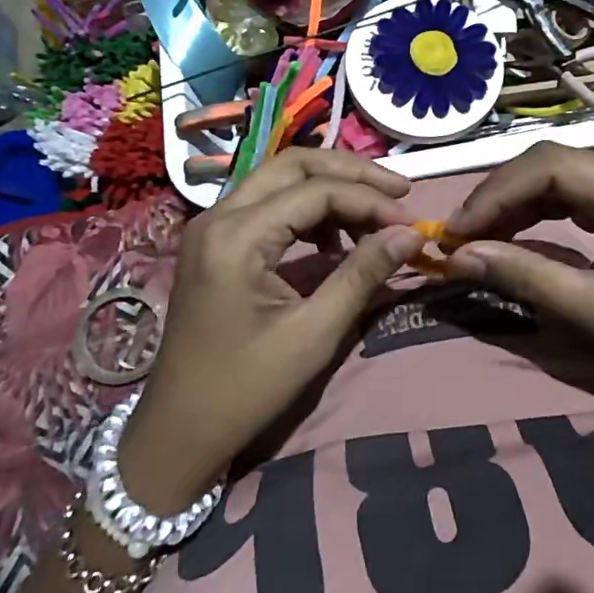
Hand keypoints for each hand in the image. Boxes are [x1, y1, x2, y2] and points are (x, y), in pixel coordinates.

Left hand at [119, 149, 425, 510]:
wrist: (180, 428)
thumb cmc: (247, 387)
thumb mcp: (314, 333)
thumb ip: (362, 274)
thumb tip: (409, 234)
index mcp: (236, 236)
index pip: (316, 191)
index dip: (370, 200)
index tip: (412, 222)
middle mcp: (218, 215)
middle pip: (294, 164)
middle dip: (352, 173)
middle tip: (399, 189)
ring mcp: (213, 226)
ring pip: (280, 179)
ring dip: (331, 187)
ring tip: (375, 213)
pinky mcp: (217, 242)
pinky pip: (269, 205)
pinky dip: (308, 210)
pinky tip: (336, 239)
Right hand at [444, 144, 593, 403]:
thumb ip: (526, 277)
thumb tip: (457, 256)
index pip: (551, 165)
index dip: (495, 193)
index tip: (455, 231)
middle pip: (552, 162)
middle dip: (499, 196)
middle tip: (459, 237)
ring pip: (560, 171)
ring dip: (515, 201)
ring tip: (477, 237)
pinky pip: (578, 188)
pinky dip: (540, 208)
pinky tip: (513, 231)